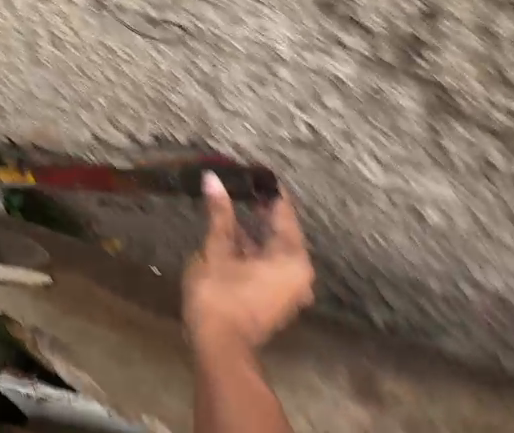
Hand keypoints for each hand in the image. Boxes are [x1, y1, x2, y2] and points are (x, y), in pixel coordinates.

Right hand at [183, 171, 313, 353]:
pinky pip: (267, 263)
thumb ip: (220, 214)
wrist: (220, 342)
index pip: (284, 214)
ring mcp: (288, 288)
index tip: (257, 171)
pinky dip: (252, 247)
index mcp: (292, 259)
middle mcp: (299, 273)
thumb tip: (215, 179)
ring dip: (252, 229)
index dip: (270, 192)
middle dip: (259, 209)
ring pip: (272, 249)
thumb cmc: (221, 292)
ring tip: (230, 204)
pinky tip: (230, 234)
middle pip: (280, 232)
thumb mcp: (217, 249)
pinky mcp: (274, 297)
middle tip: (240, 183)